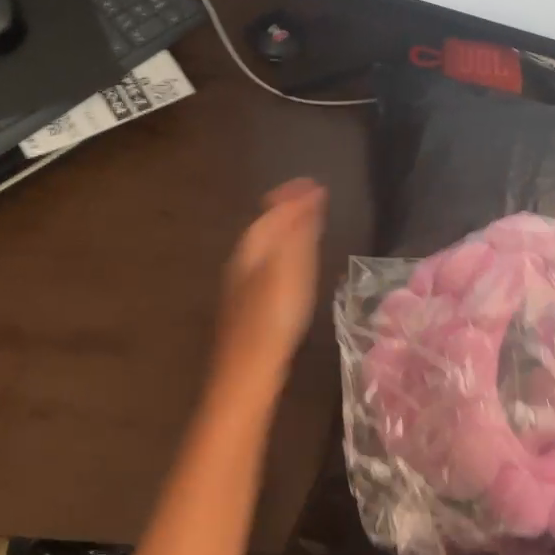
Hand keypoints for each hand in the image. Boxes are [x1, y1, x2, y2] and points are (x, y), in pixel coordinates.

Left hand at [214, 179, 327, 389]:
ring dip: (285, 232)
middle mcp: (242, 263)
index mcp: (252, 248)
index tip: (312, 183)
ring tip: (306, 226)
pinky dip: (283, 255)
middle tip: (311, 199)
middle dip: (287, 210)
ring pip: (265, 249)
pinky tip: (292, 269)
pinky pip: (267, 268)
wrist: (248, 371)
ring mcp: (243, 289)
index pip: (271, 212)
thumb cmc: (273, 315)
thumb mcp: (291, 266)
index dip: (290, 196)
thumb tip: (309, 193)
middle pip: (265, 228)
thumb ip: (299, 230)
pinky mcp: (249, 310)